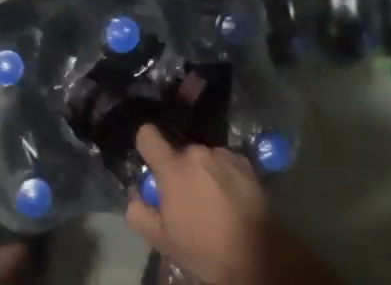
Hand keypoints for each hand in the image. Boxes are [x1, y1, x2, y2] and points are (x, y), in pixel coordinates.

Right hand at [124, 125, 336, 284]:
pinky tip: (231, 198)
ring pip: (204, 157)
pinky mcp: (246, 162)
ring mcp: (225, 154)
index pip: (148, 134)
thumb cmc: (202, 248)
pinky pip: (225, 162)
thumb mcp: (161, 239)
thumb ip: (138, 210)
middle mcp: (199, 152)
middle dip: (179, 170)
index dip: (146, 145)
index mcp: (174, 167)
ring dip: (203, 172)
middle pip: (180, 153)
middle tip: (186, 199)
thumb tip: (136, 191)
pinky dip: (224, 174)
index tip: (151, 162)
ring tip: (213, 201)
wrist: (254, 255)